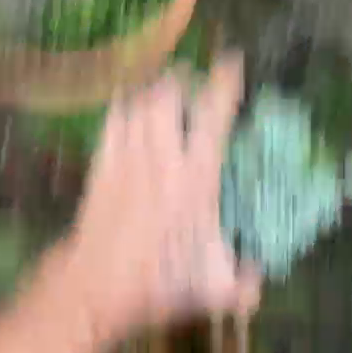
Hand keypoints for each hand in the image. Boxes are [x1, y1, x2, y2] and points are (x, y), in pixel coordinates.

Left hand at [60, 56, 260, 341]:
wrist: (93, 287)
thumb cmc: (158, 283)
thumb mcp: (212, 289)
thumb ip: (242, 284)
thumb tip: (258, 282)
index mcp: (195, 178)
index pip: (212, 117)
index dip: (223, 84)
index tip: (231, 63)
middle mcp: (162, 158)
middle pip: (167, 95)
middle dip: (181, 80)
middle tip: (192, 79)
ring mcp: (127, 158)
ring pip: (138, 101)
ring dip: (152, 90)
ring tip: (164, 87)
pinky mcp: (101, 165)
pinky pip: (112, 120)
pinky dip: (123, 106)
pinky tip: (130, 106)